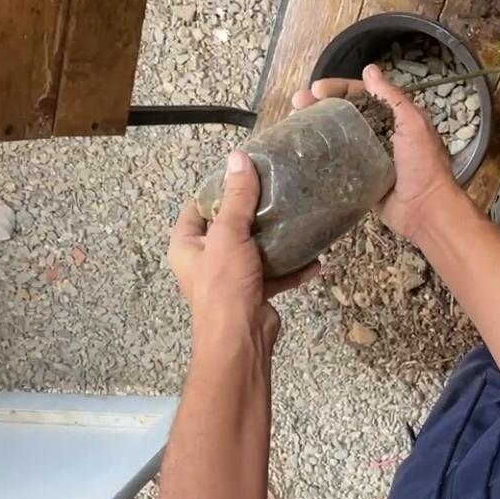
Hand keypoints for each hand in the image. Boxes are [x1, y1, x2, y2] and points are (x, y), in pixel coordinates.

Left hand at [168, 151, 314, 347]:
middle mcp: (205, 262)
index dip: (218, 190)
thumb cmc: (224, 287)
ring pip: (254, 250)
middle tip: (275, 192)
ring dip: (275, 240)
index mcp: (187, 246)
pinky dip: (292, 268)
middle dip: (253, 213)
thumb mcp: (229, 235)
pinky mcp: (253, 293)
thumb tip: (238, 158)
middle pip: (229, 227)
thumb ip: (237, 198)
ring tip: (297, 220)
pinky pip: (274, 274)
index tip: (244, 174)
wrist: (241, 340)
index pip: (198, 208)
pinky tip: (312, 260)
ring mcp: (230, 279)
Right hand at [291, 64, 462, 239]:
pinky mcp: (360, 177)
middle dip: (320, 104)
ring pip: (338, 134)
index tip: (316, 89)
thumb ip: (392, 98)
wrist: (426, 209)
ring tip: (293, 122)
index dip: (339, 88)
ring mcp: (368, 155)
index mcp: (394, 117)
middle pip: (345, 111)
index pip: (362, 94)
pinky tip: (303, 150)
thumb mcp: (413, 124)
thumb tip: (370, 69)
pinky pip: (338, 161)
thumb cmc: (423, 165)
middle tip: (296, 103)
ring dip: (316, 126)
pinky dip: (322, 153)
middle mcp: (379, 132)